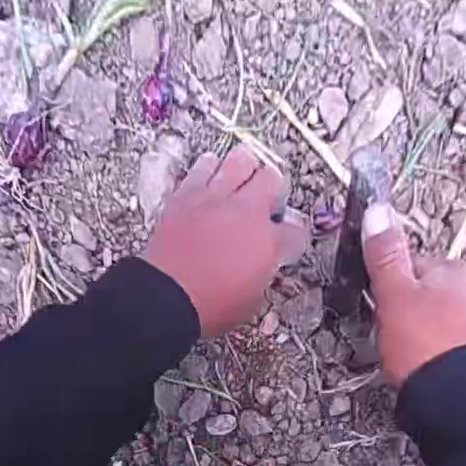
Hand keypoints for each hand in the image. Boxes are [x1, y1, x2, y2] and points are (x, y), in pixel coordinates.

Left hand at [143, 147, 308, 336]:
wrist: (168, 297)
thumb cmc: (210, 306)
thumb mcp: (251, 301)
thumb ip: (263, 274)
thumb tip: (262, 265)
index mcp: (269, 243)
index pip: (296, 230)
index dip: (293, 238)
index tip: (286, 243)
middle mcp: (247, 212)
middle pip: (273, 179)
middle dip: (274, 192)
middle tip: (267, 206)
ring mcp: (217, 198)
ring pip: (242, 159)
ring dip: (246, 171)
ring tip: (240, 185)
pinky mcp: (188, 193)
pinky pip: (205, 164)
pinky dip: (212, 169)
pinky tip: (212, 182)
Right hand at [362, 202, 465, 385]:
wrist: (442, 399)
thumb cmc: (421, 343)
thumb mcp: (395, 293)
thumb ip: (385, 255)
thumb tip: (377, 211)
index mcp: (455, 271)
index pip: (410, 262)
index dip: (387, 281)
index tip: (380, 298)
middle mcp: (465, 293)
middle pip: (412, 289)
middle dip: (394, 307)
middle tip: (389, 327)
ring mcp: (461, 323)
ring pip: (416, 315)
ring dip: (401, 329)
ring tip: (397, 346)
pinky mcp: (454, 350)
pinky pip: (424, 337)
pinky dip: (412, 346)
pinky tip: (406, 358)